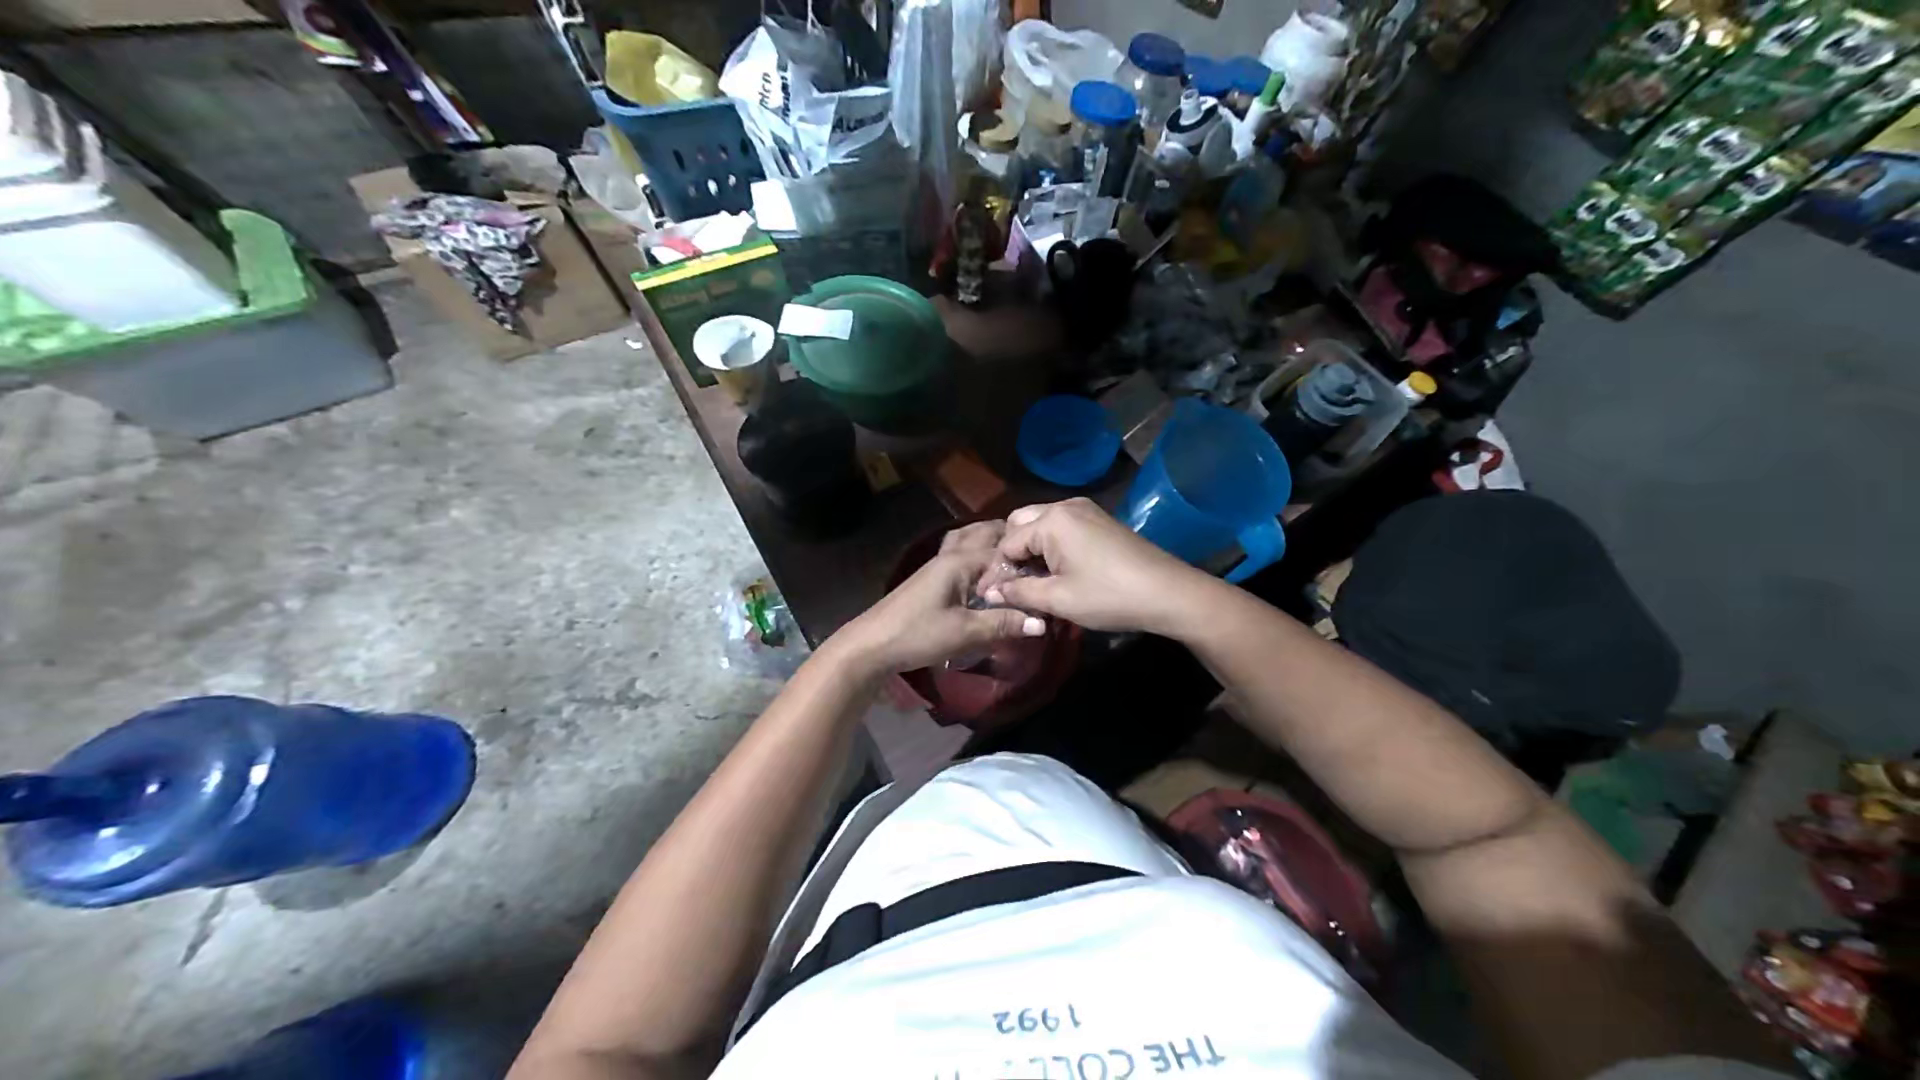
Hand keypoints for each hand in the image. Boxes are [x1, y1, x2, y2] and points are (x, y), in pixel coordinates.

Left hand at [827, 521, 1046, 677]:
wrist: (872, 644)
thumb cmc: (918, 634)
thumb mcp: (964, 632)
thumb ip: (1003, 623)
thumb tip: (1042, 621)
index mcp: (960, 561)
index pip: (1004, 550)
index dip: (1028, 561)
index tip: (1050, 575)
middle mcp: (951, 554)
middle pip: (985, 534)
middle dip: (1011, 543)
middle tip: (1037, 562)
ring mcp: (938, 564)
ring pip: (970, 541)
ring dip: (992, 545)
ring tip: (1015, 562)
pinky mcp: (931, 578)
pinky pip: (960, 555)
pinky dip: (977, 556)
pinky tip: (985, 575)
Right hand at [983, 498, 1211, 635]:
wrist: (1169, 593)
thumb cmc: (1109, 596)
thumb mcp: (1059, 599)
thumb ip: (1019, 592)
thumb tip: (989, 592)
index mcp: (1051, 520)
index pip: (1007, 542)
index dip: (997, 571)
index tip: (991, 597)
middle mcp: (1065, 506)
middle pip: (1021, 525)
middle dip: (1013, 554)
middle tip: (1014, 587)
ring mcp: (1085, 510)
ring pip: (1041, 525)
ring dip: (1032, 550)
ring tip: (1033, 583)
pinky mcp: (1099, 520)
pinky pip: (1062, 528)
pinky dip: (1051, 547)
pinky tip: (1056, 573)